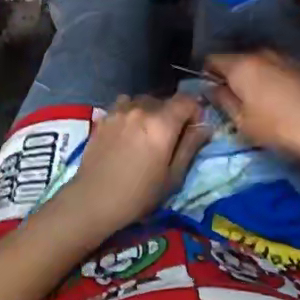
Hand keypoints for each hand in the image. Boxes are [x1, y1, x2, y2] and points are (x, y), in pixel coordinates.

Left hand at [68, 94, 209, 230]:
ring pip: (142, 101)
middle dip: (171, 114)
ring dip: (149, 112)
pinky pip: (122, 106)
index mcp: (162, 123)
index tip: (192, 129)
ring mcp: (118, 111)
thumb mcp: (173, 175)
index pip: (186, 100)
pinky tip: (126, 133)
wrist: (94, 199)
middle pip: (164, 100)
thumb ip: (190, 146)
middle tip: (168, 138)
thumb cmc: (139, 194)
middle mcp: (140, 109)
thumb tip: (205, 126)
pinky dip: (129, 113)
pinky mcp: (103, 117)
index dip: (194, 111)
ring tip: (145, 134)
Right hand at [205, 51, 299, 171]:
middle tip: (231, 104)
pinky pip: (275, 70)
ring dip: (251, 80)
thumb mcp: (242, 122)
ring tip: (255, 105)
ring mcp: (285, 58)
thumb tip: (211, 88)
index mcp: (241, 64)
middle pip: (235, 60)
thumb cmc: (280, 128)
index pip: (211, 59)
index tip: (210, 97)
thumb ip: (222, 101)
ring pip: (257, 65)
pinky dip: (270, 81)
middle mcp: (261, 53)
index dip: (206, 76)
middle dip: (229, 78)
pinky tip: (277, 103)